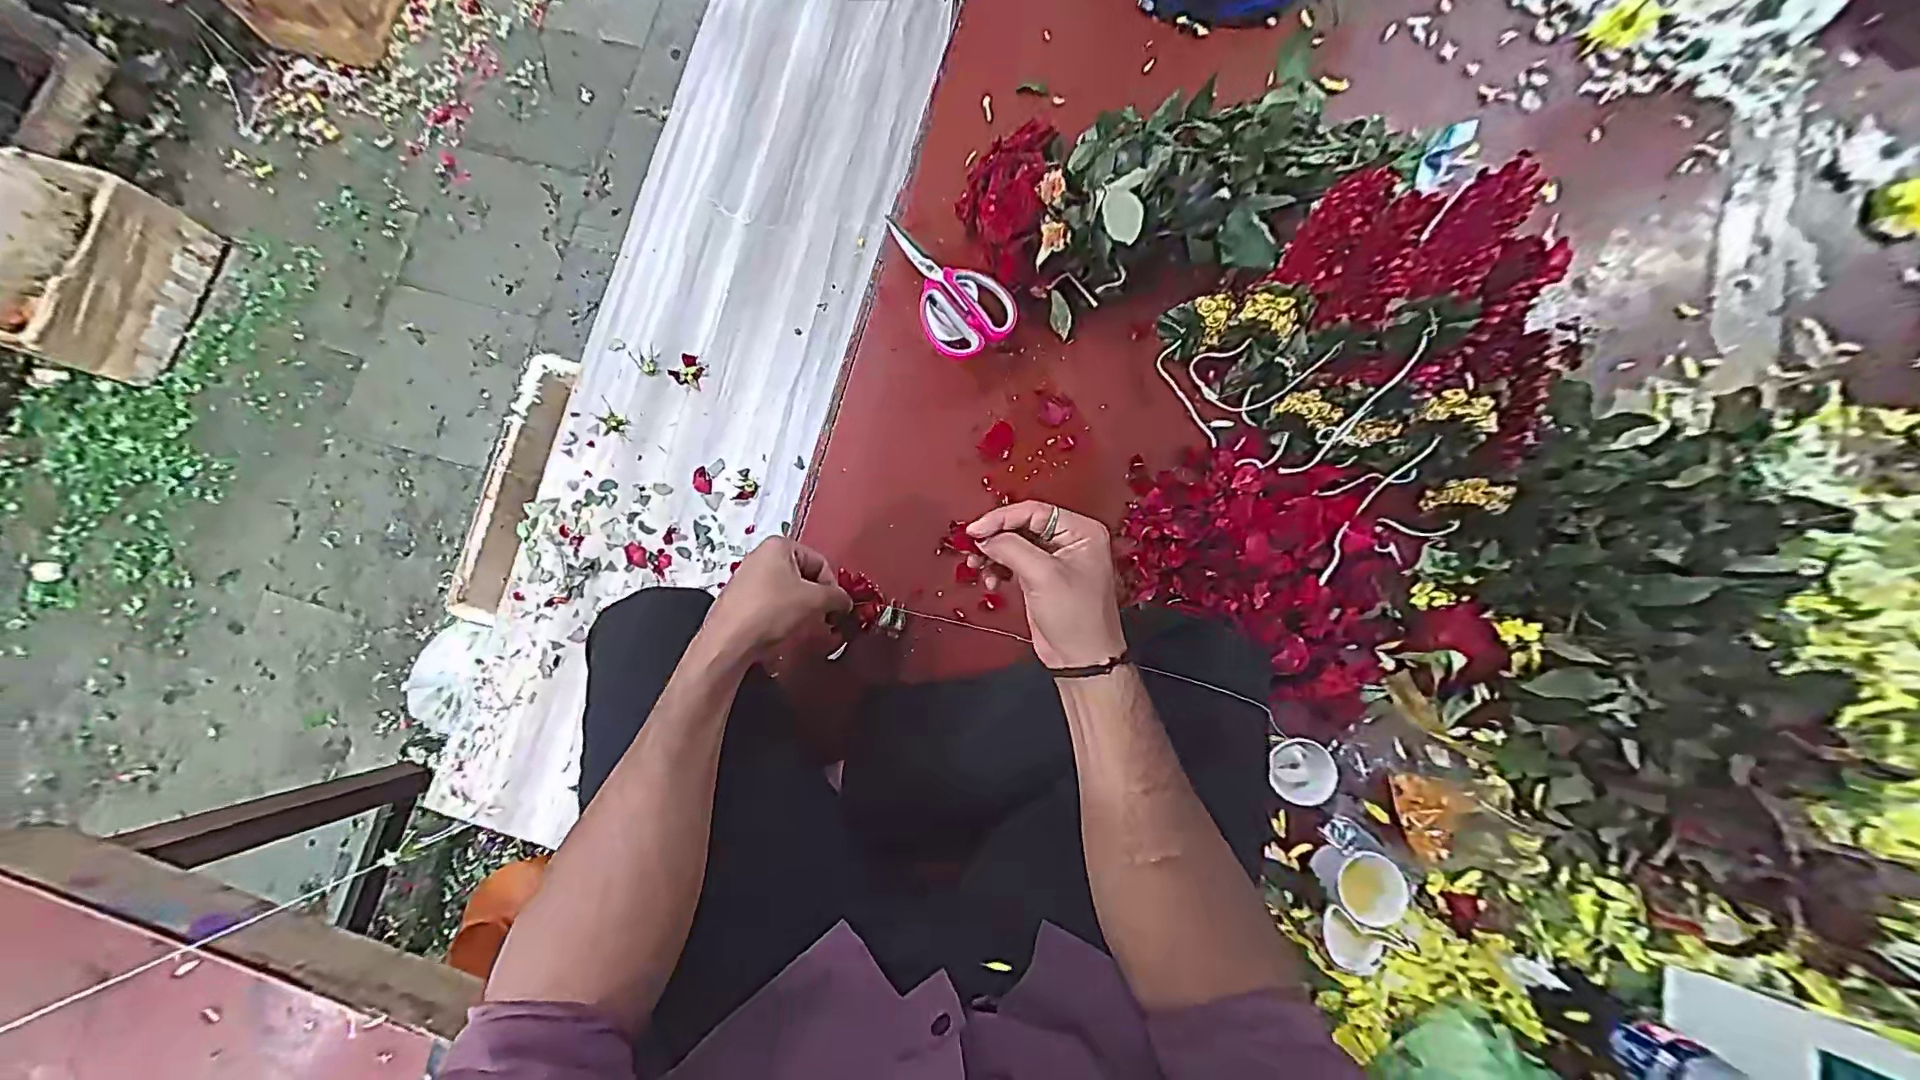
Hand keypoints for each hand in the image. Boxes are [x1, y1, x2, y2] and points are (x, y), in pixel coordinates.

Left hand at [702, 537, 851, 659]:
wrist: (728, 642)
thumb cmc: (771, 611)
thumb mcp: (814, 601)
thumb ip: (837, 597)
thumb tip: (845, 602)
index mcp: (779, 545)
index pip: (820, 563)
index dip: (832, 587)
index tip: (836, 608)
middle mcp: (761, 556)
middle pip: (804, 577)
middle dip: (817, 599)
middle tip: (824, 619)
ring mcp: (748, 577)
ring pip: (789, 591)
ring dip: (803, 609)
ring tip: (805, 628)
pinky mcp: (740, 599)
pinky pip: (772, 603)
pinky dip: (784, 615)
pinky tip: (784, 631)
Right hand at [967, 501, 1126, 668]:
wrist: (1081, 659)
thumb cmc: (1076, 617)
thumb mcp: (1043, 576)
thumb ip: (1011, 549)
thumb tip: (984, 536)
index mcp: (1081, 531)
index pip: (1034, 511)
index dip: (1001, 518)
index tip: (976, 530)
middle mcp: (1070, 540)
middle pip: (1022, 525)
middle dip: (995, 537)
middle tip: (972, 548)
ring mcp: (1055, 558)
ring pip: (1014, 543)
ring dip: (992, 553)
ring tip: (977, 566)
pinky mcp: (1041, 576)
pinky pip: (1013, 561)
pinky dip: (998, 567)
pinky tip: (991, 580)